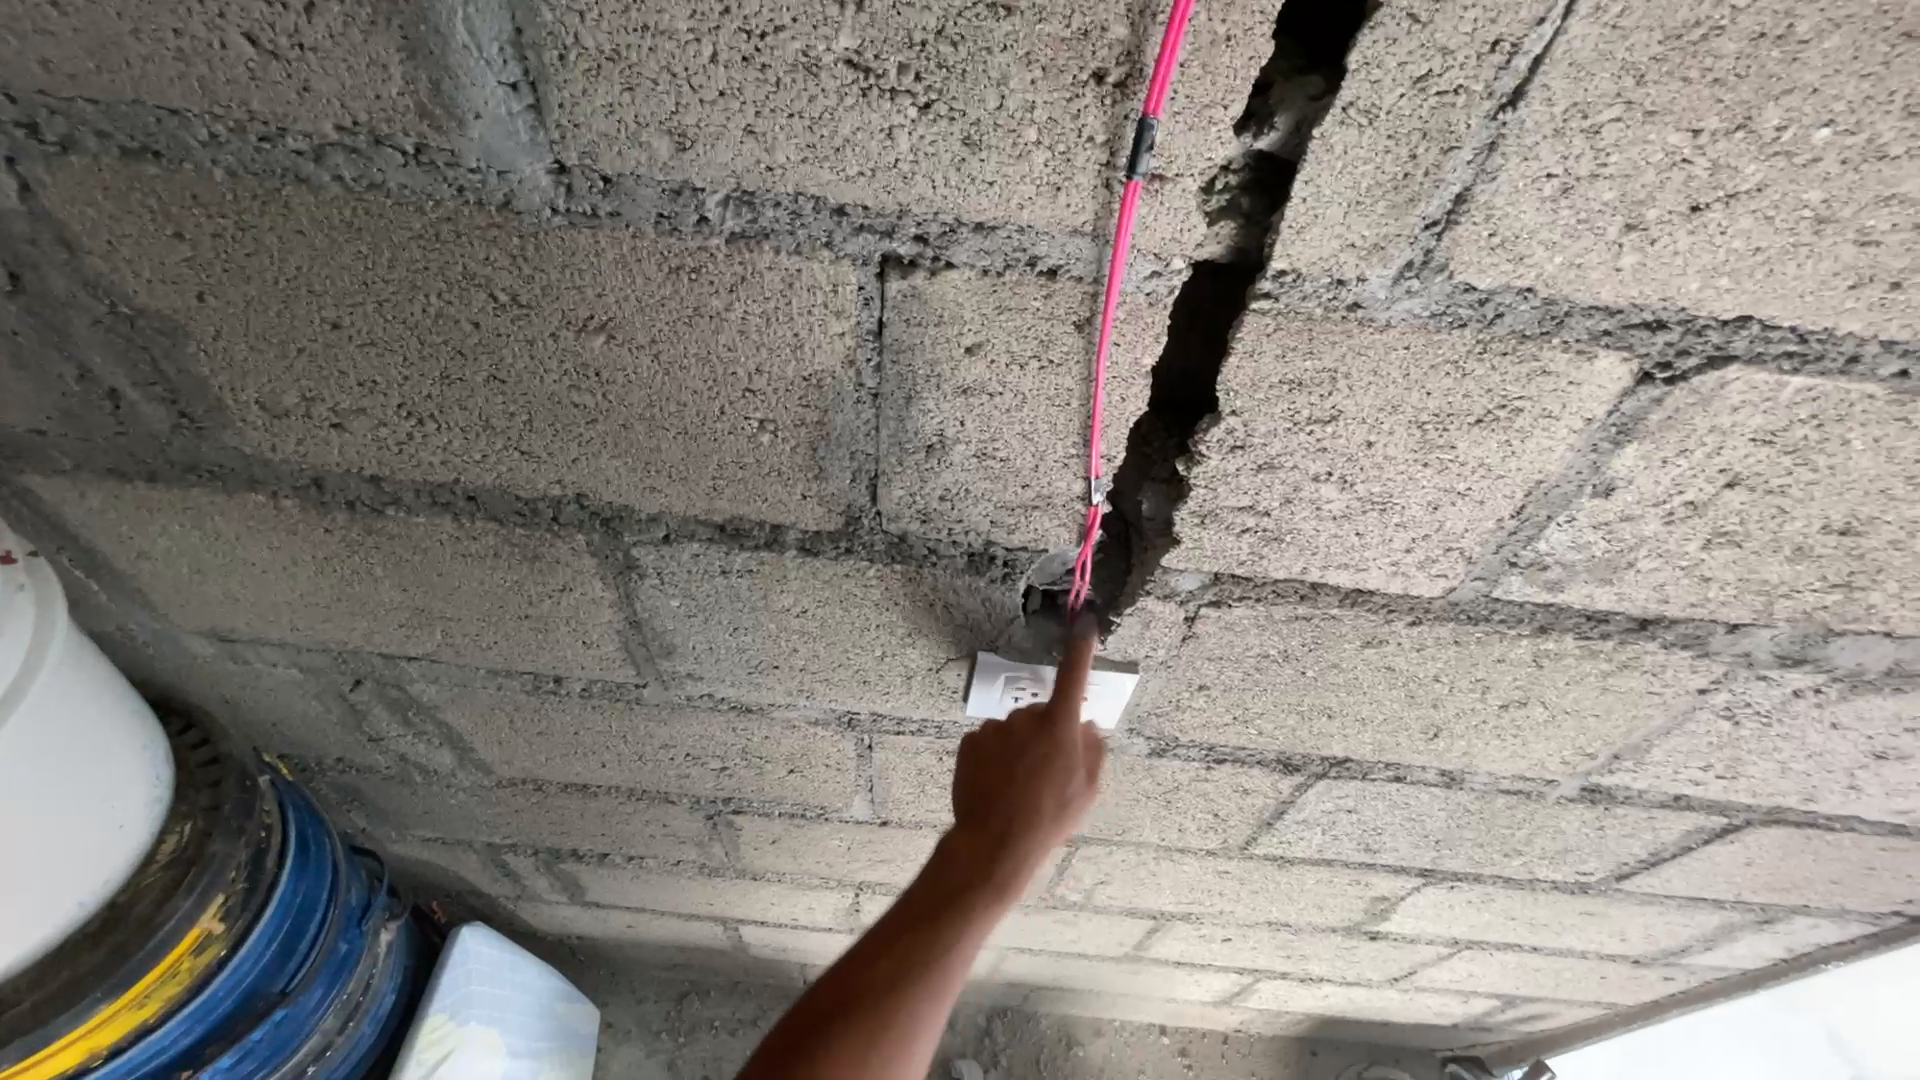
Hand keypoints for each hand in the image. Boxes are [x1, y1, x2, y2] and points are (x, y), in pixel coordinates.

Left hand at [947, 627, 1106, 890]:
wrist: (996, 841)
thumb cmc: (1051, 817)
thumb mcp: (1088, 789)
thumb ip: (1093, 749)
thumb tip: (1086, 725)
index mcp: (1059, 725)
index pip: (1073, 677)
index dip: (1081, 650)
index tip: (1085, 624)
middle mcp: (1026, 717)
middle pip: (1041, 715)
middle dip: (1045, 734)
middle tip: (1046, 773)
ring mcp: (995, 728)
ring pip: (1013, 731)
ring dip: (1018, 748)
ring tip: (1019, 786)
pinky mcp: (970, 741)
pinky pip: (989, 742)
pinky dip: (994, 757)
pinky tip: (997, 784)